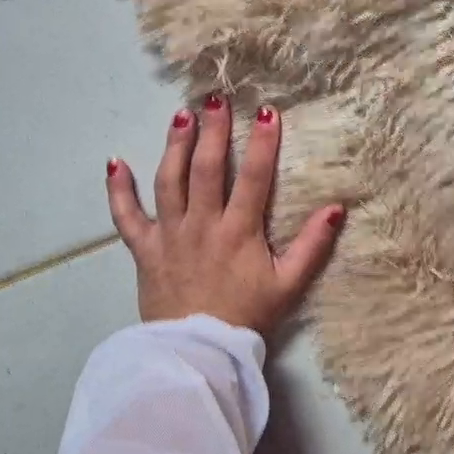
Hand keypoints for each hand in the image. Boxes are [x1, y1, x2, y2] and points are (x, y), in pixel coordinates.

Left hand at [105, 96, 344, 331]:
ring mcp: (169, 236)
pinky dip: (118, 190)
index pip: (254, 177)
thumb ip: (314, 245)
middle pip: (207, 169)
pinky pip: (126, 217)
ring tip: (181, 116)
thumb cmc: (248, 315)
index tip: (267, 111)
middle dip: (213, 131)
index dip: (263, 143)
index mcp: (239, 231)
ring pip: (169, 181)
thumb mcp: (290, 283)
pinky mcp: (144, 251)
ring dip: (175, 146)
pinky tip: (115, 163)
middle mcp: (202, 225)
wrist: (197, 355)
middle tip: (215, 98)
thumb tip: (338, 207)